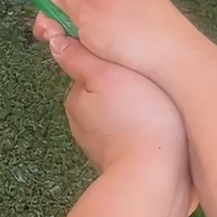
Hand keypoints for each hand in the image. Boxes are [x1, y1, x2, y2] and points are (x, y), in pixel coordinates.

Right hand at [26, 0, 208, 81]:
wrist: (175, 65)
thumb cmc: (132, 33)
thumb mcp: (89, 9)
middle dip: (49, 3)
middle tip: (43, 28)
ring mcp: (120, 7)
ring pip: (78, 9)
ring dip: (62, 22)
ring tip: (60, 42)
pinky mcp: (124, 29)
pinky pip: (91, 25)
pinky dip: (79, 34)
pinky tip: (79, 49)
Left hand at [49, 32, 189, 196]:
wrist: (154, 176)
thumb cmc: (138, 116)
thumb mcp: (109, 75)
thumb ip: (80, 57)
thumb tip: (54, 40)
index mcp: (76, 99)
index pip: (91, 71)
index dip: (115, 65)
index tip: (138, 66)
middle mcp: (81, 123)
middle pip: (105, 94)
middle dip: (127, 90)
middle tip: (155, 89)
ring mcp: (98, 146)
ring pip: (117, 117)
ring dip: (136, 112)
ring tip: (162, 111)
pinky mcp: (118, 163)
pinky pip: (128, 139)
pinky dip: (141, 133)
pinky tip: (160, 133)